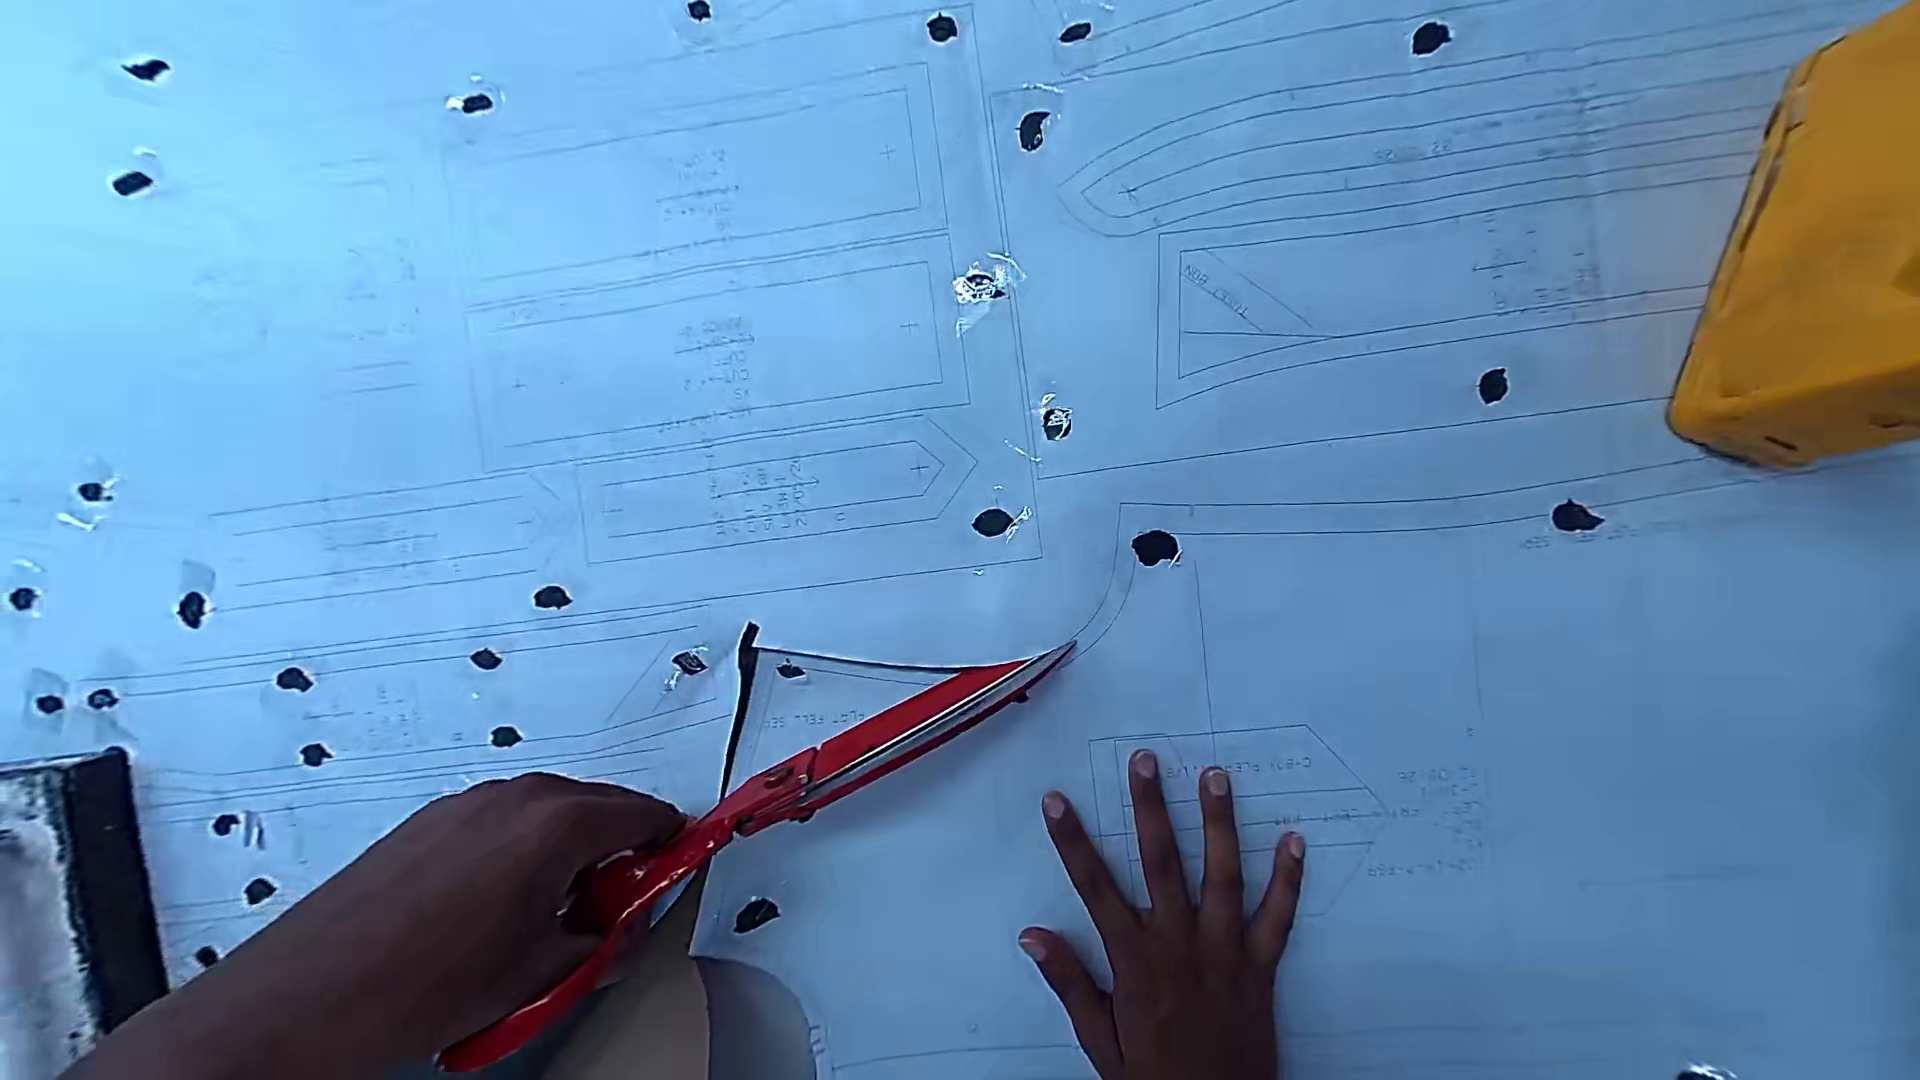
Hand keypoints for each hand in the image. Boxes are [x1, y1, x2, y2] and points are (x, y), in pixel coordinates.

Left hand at [70, 774, 684, 1079]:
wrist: (284, 1015)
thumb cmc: (415, 990)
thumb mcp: (539, 972)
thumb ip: (606, 940)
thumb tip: (627, 927)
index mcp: (560, 822)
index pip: (649, 814)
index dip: (669, 843)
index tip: (666, 869)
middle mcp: (523, 794)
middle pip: (605, 806)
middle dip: (618, 849)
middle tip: (606, 904)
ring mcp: (474, 800)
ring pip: (556, 811)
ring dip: (570, 848)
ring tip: (541, 910)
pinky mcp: (435, 816)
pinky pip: (508, 817)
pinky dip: (524, 846)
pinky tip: (490, 903)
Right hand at [1020, 749, 1304, 1079]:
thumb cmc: (1154, 1079)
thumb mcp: (1100, 1043)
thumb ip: (1070, 983)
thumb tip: (1031, 935)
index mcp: (1135, 960)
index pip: (1094, 887)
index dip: (1072, 841)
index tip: (1056, 800)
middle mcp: (1179, 943)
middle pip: (1161, 863)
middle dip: (1150, 807)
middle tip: (1146, 759)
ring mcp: (1224, 951)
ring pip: (1221, 876)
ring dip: (1218, 823)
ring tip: (1215, 776)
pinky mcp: (1260, 967)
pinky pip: (1278, 919)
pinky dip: (1287, 880)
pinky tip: (1293, 840)